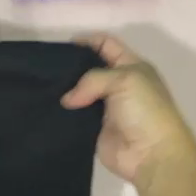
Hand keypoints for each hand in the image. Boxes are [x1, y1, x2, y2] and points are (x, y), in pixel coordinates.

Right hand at [61, 34, 195, 186]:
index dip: (86, 41)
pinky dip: (63, 114)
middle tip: (46, 70)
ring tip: (43, 90)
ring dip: (64, 92)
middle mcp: (118, 84)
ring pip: (79, 93)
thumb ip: (91, 80)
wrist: (152, 154)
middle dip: (70, 68)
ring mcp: (105, 108)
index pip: (106, 44)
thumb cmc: (145, 110)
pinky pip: (74, 117)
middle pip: (89, 69)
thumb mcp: (124, 80)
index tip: (62, 47)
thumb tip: (67, 99)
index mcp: (131, 66)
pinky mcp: (93, 128)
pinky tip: (47, 110)